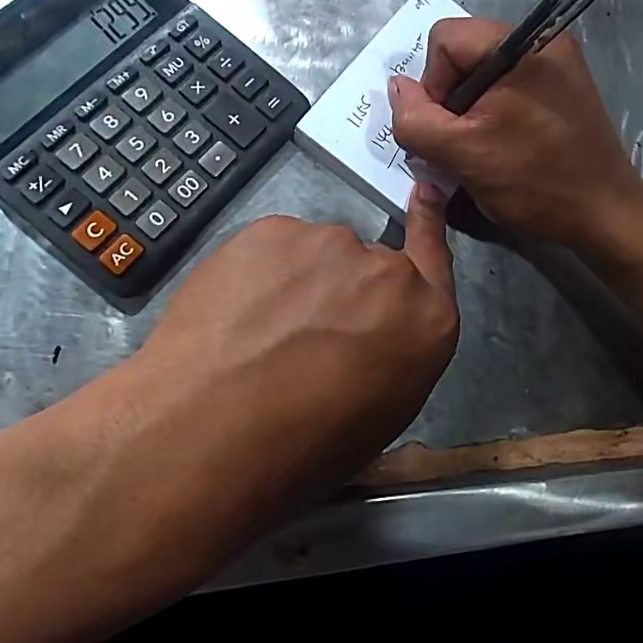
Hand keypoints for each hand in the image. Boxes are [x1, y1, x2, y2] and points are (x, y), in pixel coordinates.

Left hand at [128, 188, 458, 494]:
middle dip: (345, 290)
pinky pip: (275, 247)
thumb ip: (394, 350)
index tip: (424, 192)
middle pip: (371, 264)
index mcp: (428, 319)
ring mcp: (331, 244)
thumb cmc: (304, 450)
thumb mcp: (381, 414)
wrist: (207, 434)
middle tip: (303, 336)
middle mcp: (389, 272)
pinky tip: (234, 315)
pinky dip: (259, 273)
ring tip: (259, 333)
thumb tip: (369, 338)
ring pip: (319, 255)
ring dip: (299, 281)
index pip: (436, 254)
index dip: (428, 222)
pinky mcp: (274, 231)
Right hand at [388, 18, 642, 248]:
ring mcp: (560, 64)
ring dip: (471, 109)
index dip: (432, 82)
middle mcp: (545, 41)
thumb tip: (398, 88)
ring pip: (486, 73)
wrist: (607, 213)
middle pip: (466, 52)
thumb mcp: (463, 155)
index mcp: (524, 44)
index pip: (446, 38)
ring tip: (482, 148)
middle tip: (461, 141)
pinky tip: (504, 145)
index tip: (447, 127)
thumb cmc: (537, 182)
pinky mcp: (566, 88)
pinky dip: (495, 112)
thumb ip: (417, 118)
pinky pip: (512, 87)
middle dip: (451, 97)